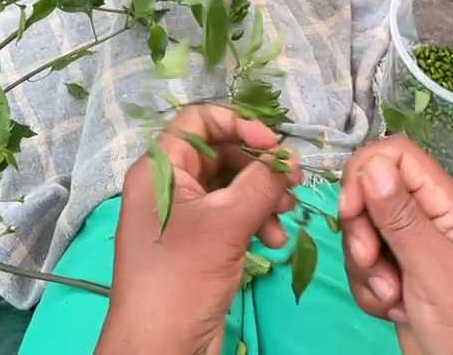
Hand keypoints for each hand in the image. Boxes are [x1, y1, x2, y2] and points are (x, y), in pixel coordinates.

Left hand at [97, 105, 300, 354]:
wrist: (159, 353)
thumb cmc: (182, 277)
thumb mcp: (227, 224)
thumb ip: (262, 182)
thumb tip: (290, 156)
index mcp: (160, 168)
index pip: (200, 120)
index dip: (238, 124)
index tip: (271, 144)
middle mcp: (168, 184)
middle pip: (220, 152)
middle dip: (258, 165)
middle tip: (293, 180)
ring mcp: (181, 214)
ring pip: (230, 184)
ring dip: (262, 195)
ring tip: (287, 213)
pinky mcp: (196, 241)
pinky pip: (230, 213)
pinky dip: (254, 220)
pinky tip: (274, 241)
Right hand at [337, 136, 452, 354]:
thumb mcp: (435, 270)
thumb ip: (401, 217)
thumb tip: (372, 164)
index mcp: (445, 203)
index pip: (396, 155)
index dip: (366, 171)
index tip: (351, 208)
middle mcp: (427, 217)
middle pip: (372, 192)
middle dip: (362, 229)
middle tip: (370, 261)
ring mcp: (411, 248)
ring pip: (364, 231)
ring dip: (366, 267)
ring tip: (390, 298)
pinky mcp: (398, 277)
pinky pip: (366, 266)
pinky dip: (369, 289)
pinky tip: (390, 311)